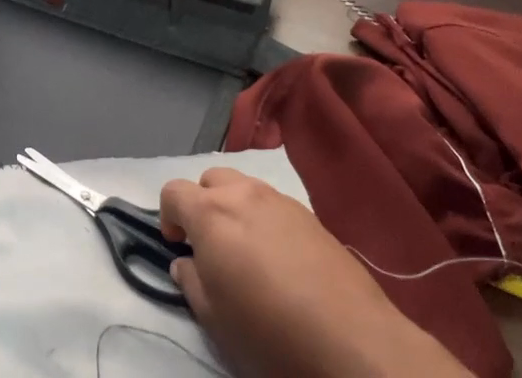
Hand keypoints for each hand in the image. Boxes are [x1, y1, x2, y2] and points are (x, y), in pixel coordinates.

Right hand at [159, 168, 468, 377]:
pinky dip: (266, 220)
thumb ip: (190, 280)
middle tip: (211, 245)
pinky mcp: (313, 217)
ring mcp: (282, 202)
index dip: (168, 216)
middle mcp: (244, 195)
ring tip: (248, 252)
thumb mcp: (212, 316)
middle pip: (211, 180)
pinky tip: (281, 260)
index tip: (178, 246)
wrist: (353, 341)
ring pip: (245, 188)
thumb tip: (186, 263)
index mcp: (211, 213)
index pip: (173, 191)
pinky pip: (275, 206)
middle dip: (203, 204)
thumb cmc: (269, 329)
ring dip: (235, 209)